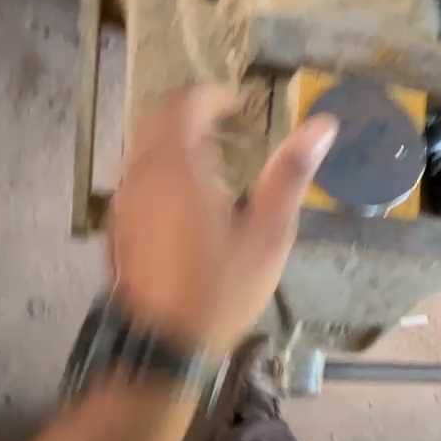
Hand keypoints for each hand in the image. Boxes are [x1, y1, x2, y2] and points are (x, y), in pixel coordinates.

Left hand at [107, 86, 337, 357]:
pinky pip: (138, 179)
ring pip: (144, 150)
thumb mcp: (268, 232)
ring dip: (178, 145)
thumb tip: (322, 125)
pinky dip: (164, 173)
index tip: (243, 107)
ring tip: (218, 170)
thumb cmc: (222, 288)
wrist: (164, 344)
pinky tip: (192, 207)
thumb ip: (290, 173)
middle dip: (195, 117)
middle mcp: (141, 174)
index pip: (183, 102)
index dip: (214, 96)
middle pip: (158, 120)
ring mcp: (123, 201)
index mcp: (177, 166)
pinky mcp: (117, 227)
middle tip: (233, 134)